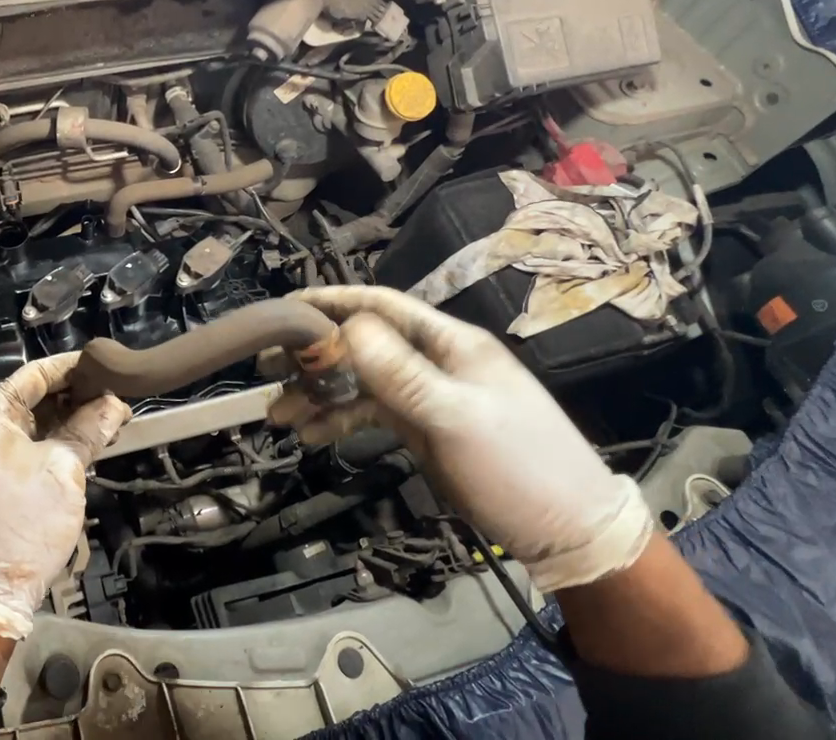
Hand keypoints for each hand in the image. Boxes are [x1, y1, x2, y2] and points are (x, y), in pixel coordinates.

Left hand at [0, 353, 130, 638]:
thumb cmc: (25, 522)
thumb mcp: (64, 469)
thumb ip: (89, 429)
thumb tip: (116, 404)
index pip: (31, 376)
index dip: (68, 368)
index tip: (102, 364)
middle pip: (34, 399)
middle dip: (76, 396)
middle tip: (116, 393)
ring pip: (37, 424)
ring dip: (72, 420)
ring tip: (112, 416)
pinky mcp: (1, 477)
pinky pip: (34, 446)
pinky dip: (61, 441)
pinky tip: (93, 439)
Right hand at [270, 285, 652, 591]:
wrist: (567, 533)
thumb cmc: (520, 465)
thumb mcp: (458, 417)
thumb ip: (402, 373)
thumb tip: (348, 327)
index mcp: (450, 343)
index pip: (383, 306)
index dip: (335, 301)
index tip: (287, 306)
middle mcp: (433, 361)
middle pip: (362, 344)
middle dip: (315, 355)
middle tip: (267, 369)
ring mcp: (426, 395)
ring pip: (360, 382)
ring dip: (320, 394)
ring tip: (280, 416)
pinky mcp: (421, 428)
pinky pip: (370, 414)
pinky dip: (339, 421)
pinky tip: (312, 436)